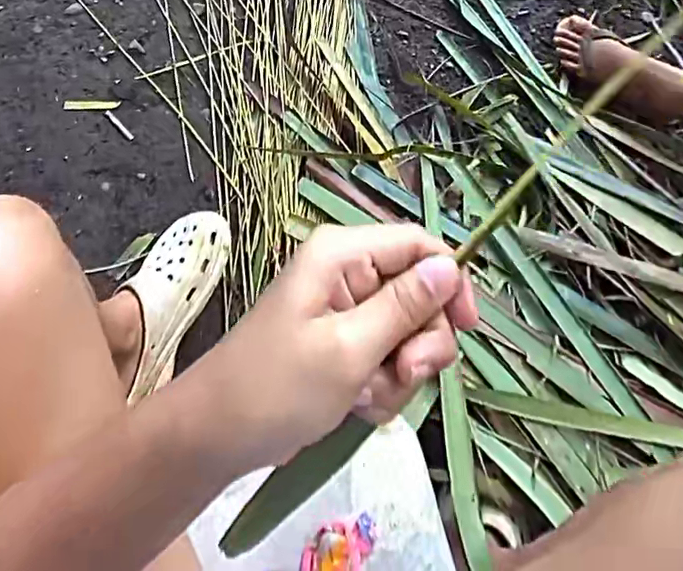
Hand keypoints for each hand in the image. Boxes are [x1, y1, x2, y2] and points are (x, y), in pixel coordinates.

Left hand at [183, 224, 478, 471]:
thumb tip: (450, 265)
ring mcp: (346, 308)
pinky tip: (356, 406)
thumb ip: (404, 306)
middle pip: (418, 291)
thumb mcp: (348, 349)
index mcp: (343, 253)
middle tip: (403, 374)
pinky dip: (382, 385)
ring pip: (408, 330)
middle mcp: (348, 271)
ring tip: (366, 397)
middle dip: (419, 340)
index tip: (467, 326)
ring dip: (400, 371)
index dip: (449, 279)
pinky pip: (387, 355)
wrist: (216, 438)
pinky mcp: (345, 340)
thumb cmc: (275, 388)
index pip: (417, 243)